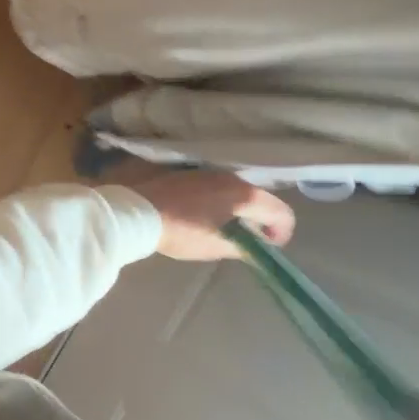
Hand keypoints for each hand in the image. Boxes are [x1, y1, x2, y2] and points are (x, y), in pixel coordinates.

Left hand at [126, 172, 294, 261]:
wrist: (136, 210)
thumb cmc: (180, 231)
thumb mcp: (215, 247)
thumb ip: (243, 247)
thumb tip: (256, 246)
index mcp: (244, 195)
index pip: (281, 212)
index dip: (281, 232)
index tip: (268, 247)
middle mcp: (231, 177)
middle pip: (258, 199)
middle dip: (258, 220)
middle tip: (245, 240)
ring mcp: (208, 172)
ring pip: (235, 191)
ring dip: (236, 209)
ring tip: (221, 229)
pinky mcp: (188, 173)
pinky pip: (214, 187)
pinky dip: (217, 201)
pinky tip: (201, 215)